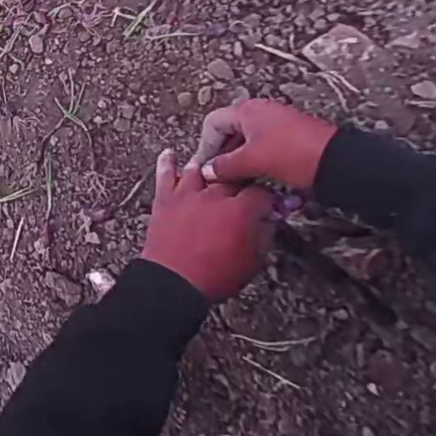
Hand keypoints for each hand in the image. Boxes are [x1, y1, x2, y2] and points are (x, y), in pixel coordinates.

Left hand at [141, 149, 274, 301]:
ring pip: (201, 169)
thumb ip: (264, 235)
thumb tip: (269, 221)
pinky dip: (167, 162)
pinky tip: (170, 153)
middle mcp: (213, 195)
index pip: (261, 190)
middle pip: (231, 175)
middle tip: (244, 183)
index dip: (269, 194)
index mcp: (239, 210)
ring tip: (215, 167)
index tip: (270, 198)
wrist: (173, 281)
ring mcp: (187, 193)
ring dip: (209, 168)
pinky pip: (165, 173)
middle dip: (241, 178)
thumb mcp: (252, 262)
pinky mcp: (166, 198)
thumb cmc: (213, 276)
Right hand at [190, 99, 337, 191]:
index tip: (205, 168)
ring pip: (245, 140)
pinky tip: (257, 176)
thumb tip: (207, 171)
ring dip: (238, 159)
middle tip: (218, 176)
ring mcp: (276, 122)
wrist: (338, 162)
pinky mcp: (289, 135)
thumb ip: (225, 166)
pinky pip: (262, 145)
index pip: (213, 124)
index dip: (205, 146)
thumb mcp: (252, 161)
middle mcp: (259, 111)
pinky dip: (254, 159)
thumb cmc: (292, 155)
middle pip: (228, 131)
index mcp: (246, 110)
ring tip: (237, 179)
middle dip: (221, 154)